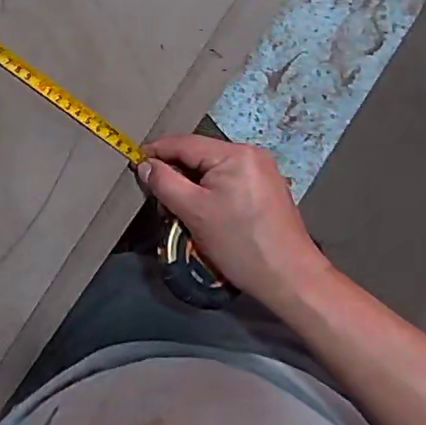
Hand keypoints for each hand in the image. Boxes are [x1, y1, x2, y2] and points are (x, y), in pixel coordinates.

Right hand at [138, 135, 328, 309]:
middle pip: (199, 154)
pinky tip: (202, 210)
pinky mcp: (267, 189)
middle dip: (174, 171)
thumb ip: (165, 182)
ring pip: (212, 168)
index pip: (184, 143)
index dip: (156, 152)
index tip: (133, 163)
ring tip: (176, 205)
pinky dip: (209, 190)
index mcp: (235, 153)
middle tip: (155, 192)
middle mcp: (251, 153)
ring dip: (191, 183)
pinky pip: (228, 179)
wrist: (292, 281)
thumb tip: (145, 164)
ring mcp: (262, 171)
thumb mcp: (194, 212)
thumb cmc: (241, 244)